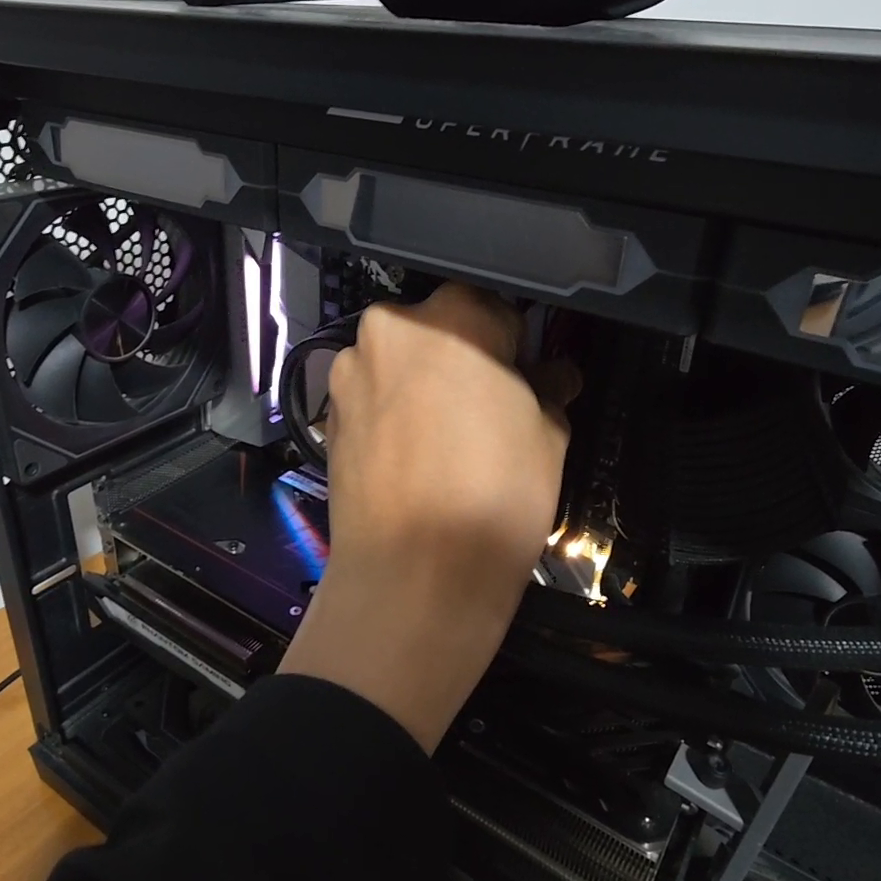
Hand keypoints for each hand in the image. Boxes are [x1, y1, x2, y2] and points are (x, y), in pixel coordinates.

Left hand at [277, 283, 580, 752]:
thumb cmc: (494, 496)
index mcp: (449, 319)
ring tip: (450, 437)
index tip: (526, 372)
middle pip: (438, 326)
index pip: (493, 303)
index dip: (515, 339)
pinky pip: (374, 395)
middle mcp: (387, 332)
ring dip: (426, 381)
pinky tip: (416, 455)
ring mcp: (349, 373)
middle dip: (465, 355)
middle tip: (491, 403)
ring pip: (401, 360)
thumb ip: (547, 387)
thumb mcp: (547, 435)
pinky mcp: (329, 415)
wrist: (413, 577)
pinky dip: (395, 410)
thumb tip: (551, 376)